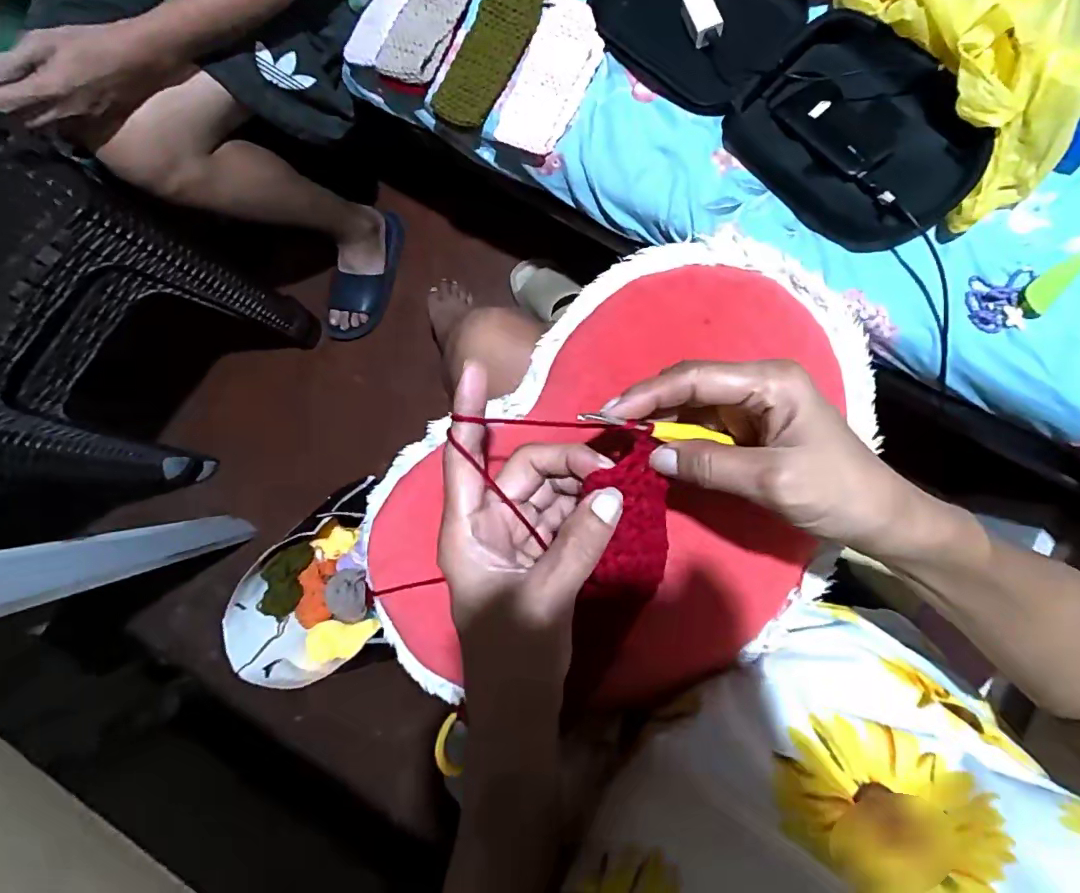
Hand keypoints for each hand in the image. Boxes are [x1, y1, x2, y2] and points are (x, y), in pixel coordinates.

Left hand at [0, 21, 183, 128]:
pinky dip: (39, 126)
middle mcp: (60, 112)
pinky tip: (33, 117)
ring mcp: (80, 121)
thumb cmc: (93, 41)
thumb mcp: (46, 40)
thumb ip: (12, 60)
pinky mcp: (94, 123)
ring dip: (12, 124)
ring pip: (36, 129)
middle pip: (15, 122)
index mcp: (45, 90)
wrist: (142, 57)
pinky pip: (59, 130)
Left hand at [439, 362, 624, 718]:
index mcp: (468, 530)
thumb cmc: (513, 657)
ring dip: (579, 484)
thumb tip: (612, 494)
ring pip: (546, 490)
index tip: (474, 370)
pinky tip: (610, 504)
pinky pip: (561, 514)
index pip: (462, 459)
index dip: (466, 413)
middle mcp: (489, 524)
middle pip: (522, 470)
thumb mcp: (545, 599)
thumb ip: (578, 544)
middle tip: (609, 475)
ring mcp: (515, 538)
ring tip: (616, 487)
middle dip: (563, 463)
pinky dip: (584, 506)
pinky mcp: (539, 552)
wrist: (521, 709)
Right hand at [602, 359, 981, 565]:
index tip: (611, 410)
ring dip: (660, 419)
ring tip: (621, 435)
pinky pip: (705, 426)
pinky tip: (654, 446)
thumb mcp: (772, 481)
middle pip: (691, 385)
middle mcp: (759, 383)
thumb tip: (654, 455)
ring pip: (694, 404)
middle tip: (607, 424)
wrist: (879, 517)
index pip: (696, 377)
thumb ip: (710, 465)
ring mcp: (754, 404)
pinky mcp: (751, 428)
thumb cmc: (836, 492)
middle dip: (649, 402)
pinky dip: (679, 437)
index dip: (649, 392)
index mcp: (770, 381)